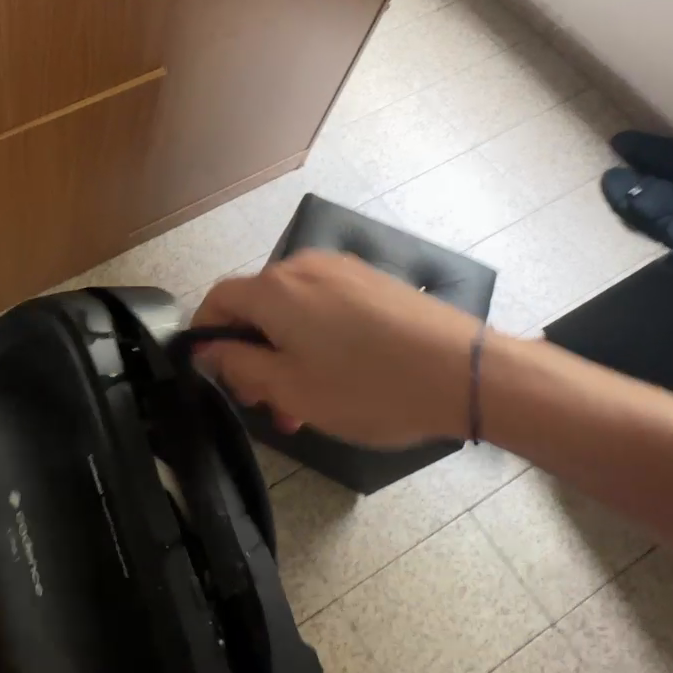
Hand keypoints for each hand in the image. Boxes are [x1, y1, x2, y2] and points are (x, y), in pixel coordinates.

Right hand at [191, 251, 486, 447]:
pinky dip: (315, 337)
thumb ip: (237, 366)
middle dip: (251, 356)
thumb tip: (206, 349)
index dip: (205, 337)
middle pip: (255, 307)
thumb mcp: (291, 389)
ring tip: (306, 402)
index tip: (215, 375)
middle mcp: (301, 267)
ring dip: (285, 352)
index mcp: (273, 289)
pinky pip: (324, 306)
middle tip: (268, 405)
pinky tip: (339, 376)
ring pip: (291, 310)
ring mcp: (340, 270)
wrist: (467, 373)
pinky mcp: (371, 280)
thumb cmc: (370, 386)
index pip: (216, 301)